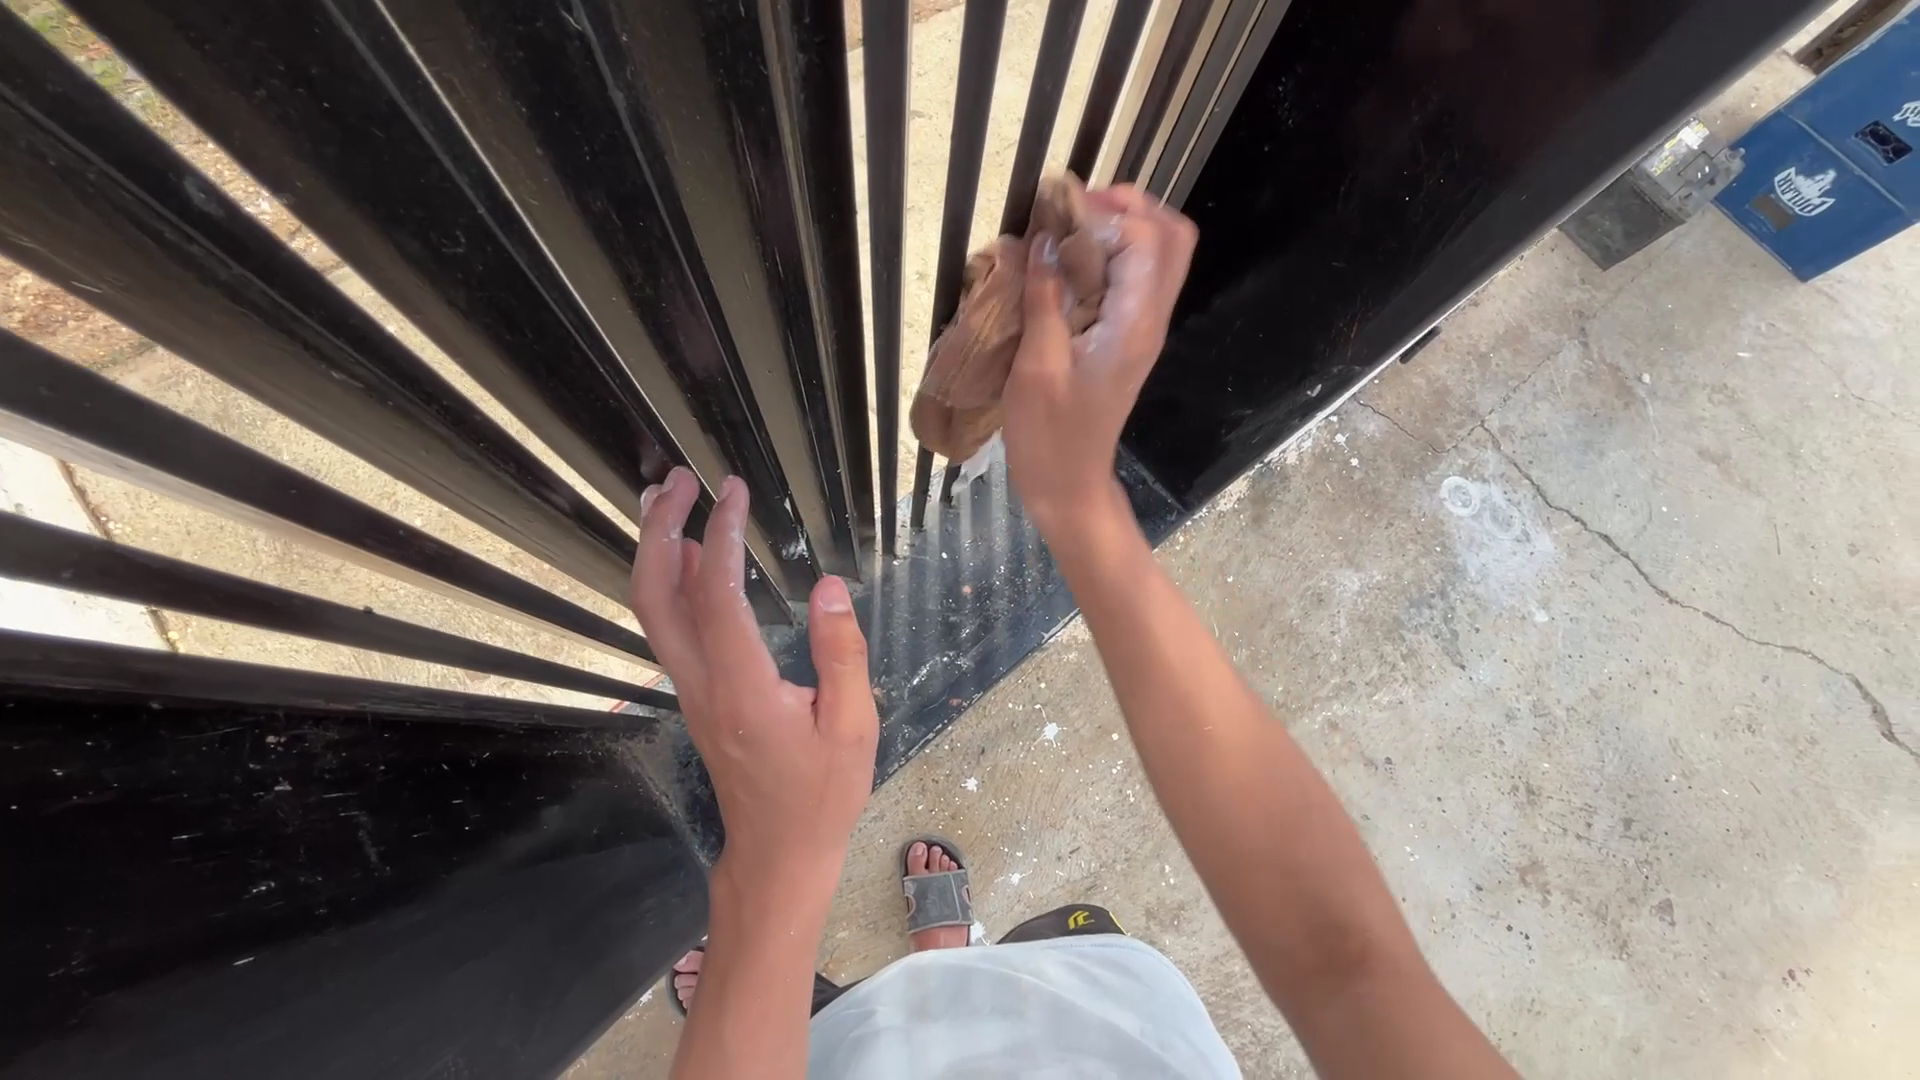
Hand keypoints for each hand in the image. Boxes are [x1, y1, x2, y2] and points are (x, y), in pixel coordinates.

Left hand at [629, 467, 878, 889]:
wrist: (777, 851)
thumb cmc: (822, 793)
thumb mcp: (853, 726)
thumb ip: (842, 654)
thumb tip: (830, 585)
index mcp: (742, 688)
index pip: (718, 596)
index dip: (724, 536)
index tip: (734, 491)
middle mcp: (701, 683)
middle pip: (655, 596)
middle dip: (659, 530)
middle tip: (678, 480)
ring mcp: (691, 691)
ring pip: (653, 611)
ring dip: (656, 551)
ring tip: (671, 500)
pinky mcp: (697, 696)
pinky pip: (670, 628)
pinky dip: (671, 581)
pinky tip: (692, 557)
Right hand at [1004, 184, 1196, 534]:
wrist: (1069, 485)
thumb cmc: (1049, 438)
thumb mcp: (1036, 368)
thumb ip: (1044, 300)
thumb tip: (1042, 240)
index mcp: (1132, 325)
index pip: (1146, 238)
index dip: (1105, 212)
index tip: (1056, 215)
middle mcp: (1150, 321)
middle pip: (1171, 237)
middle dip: (1127, 208)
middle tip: (1073, 211)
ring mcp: (1143, 330)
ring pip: (1159, 256)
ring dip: (1121, 230)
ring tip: (1069, 231)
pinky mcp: (1127, 340)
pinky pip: (1136, 281)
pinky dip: (1111, 259)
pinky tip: (1069, 266)